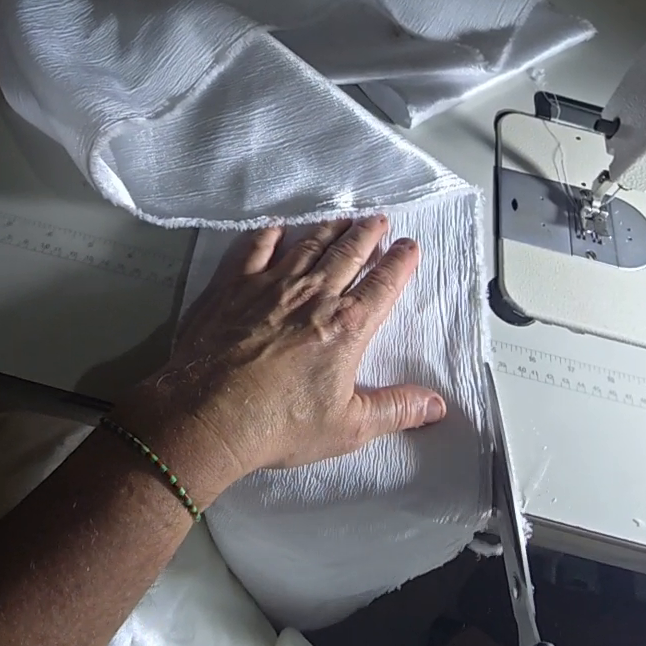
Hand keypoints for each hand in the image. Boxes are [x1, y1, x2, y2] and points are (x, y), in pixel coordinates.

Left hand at [112, 216, 445, 502]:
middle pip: (347, 254)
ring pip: (308, 245)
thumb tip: (436, 403)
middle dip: (367, 233)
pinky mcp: (234, 284)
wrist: (209, 413)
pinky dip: (268, 234)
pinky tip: (276, 227)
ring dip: (328, 228)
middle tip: (378, 218)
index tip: (409, 246)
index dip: (399, 263)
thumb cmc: (280, 424)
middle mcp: (313, 294)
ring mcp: (271, 284)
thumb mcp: (348, 428)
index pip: (382, 285)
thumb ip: (396, 410)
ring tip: (342, 218)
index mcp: (346, 326)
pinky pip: (255, 247)